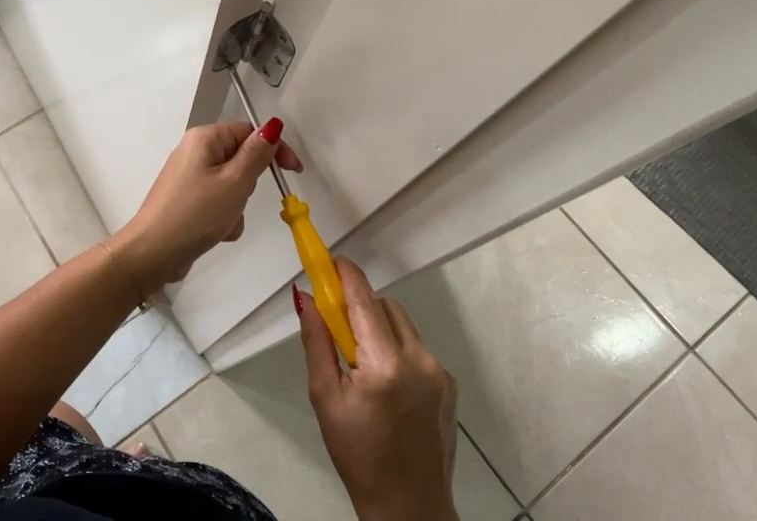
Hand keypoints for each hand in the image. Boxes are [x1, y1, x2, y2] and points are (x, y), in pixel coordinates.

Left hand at [106, 120, 301, 291]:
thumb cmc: (196, 213)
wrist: (154, 252)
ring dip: (236, 207)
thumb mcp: (235, 182)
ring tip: (222, 221)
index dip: (274, 149)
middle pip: (240, 160)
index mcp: (204, 138)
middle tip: (236, 200)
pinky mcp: (188, 200)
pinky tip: (214, 232)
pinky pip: (218, 203)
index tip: (294, 172)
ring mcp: (190, 177)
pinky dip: (223, 218)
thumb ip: (257, 154)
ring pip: (232, 186)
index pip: (249, 132)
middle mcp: (195, 152)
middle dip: (247, 186)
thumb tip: (273, 126)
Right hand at [300, 259, 459, 520]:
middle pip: (385, 305)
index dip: (345, 273)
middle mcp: (419, 361)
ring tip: (362, 363)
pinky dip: (397, 349)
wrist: (409, 505)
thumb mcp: (324, 397)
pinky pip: (417, 347)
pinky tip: (386, 384)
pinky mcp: (449, 384)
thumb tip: (307, 298)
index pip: (364, 299)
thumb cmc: (357, 454)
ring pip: (403, 324)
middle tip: (337, 326)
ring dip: (379, 326)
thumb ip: (317, 342)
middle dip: (360, 305)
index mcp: (385, 365)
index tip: (328, 261)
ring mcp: (439, 372)